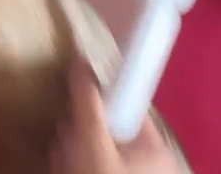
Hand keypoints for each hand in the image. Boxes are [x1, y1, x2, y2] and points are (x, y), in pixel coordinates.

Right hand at [53, 63, 182, 173]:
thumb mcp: (91, 142)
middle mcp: (150, 163)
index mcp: (157, 149)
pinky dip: (73, 164)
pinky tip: (65, 171)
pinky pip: (90, 162)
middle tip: (66, 144)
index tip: (75, 104)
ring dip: (70, 149)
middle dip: (77, 130)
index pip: (124, 102)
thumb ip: (86, 99)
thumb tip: (80, 58)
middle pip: (105, 123)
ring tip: (64, 165)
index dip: (97, 97)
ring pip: (92, 144)